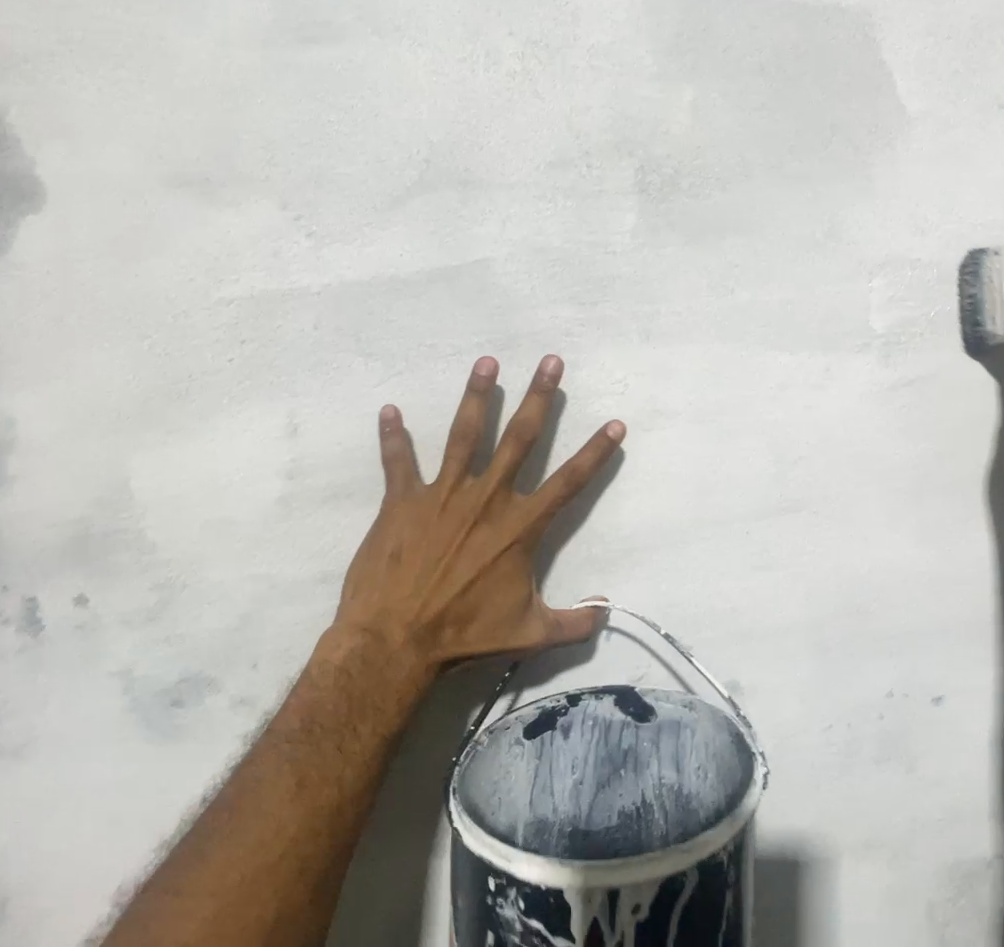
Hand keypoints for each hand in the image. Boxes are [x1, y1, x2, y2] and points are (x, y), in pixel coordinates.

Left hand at [331, 354, 624, 671]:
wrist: (394, 641)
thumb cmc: (465, 637)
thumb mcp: (530, 633)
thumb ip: (573, 622)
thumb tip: (606, 612)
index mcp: (521, 527)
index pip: (569, 481)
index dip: (595, 452)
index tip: (614, 423)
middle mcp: (487, 499)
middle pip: (520, 438)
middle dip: (538, 397)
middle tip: (550, 361)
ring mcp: (442, 496)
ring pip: (465, 435)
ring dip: (476, 396)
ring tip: (486, 362)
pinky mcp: (402, 502)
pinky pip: (398, 462)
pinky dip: (393, 436)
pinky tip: (389, 410)